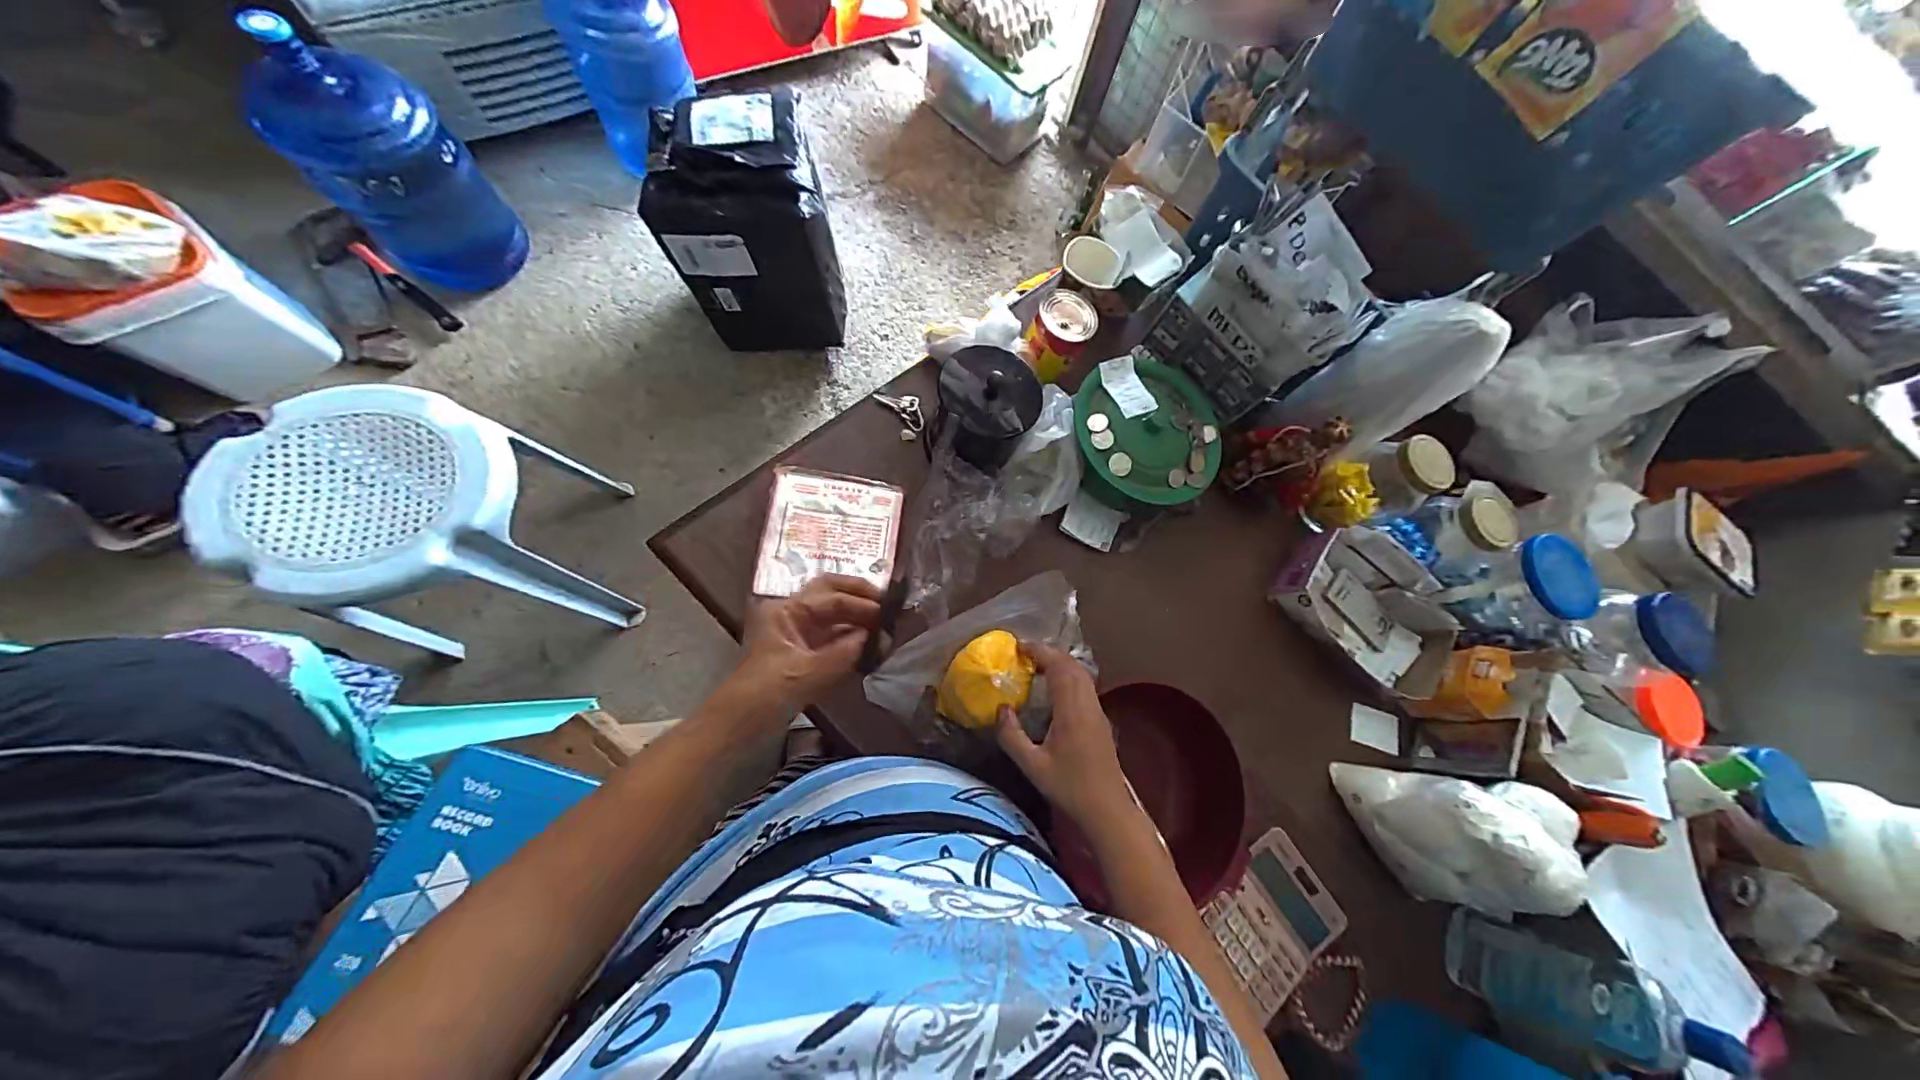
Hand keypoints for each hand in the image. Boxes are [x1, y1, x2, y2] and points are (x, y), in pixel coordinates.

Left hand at [735, 574, 882, 710]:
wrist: (739, 726)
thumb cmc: (766, 694)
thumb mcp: (807, 673)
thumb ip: (844, 652)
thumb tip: (873, 637)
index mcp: (786, 611)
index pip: (832, 598)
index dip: (862, 604)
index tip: (888, 613)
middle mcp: (793, 615)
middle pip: (831, 593)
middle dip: (860, 594)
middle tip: (890, 602)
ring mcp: (799, 634)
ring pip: (834, 613)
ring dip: (859, 615)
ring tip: (886, 622)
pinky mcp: (805, 654)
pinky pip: (835, 635)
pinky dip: (854, 636)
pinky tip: (872, 642)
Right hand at [995, 641, 1133, 828]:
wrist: (1108, 809)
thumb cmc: (1069, 788)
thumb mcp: (1032, 766)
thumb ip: (1011, 736)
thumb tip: (1001, 709)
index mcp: (1072, 711)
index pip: (1059, 667)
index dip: (1040, 652)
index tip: (1019, 647)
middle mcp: (1088, 705)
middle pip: (1073, 665)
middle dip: (1049, 653)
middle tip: (1025, 654)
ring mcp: (1098, 711)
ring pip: (1082, 675)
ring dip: (1061, 664)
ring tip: (1036, 667)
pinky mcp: (1101, 721)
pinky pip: (1085, 686)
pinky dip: (1069, 677)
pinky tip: (1054, 690)